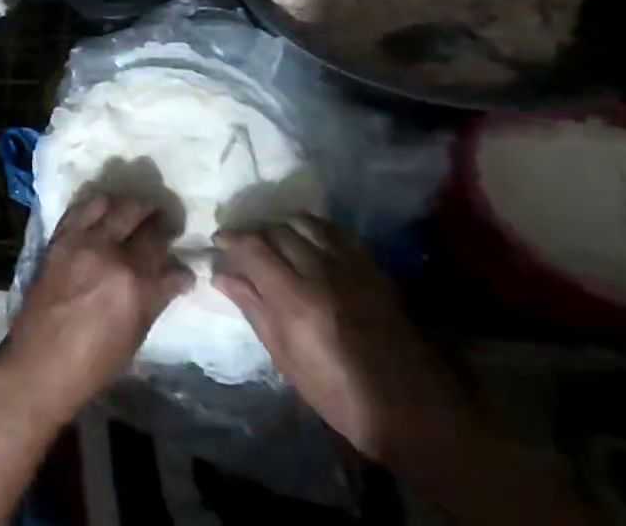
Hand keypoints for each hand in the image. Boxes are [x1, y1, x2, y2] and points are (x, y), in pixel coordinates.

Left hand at [0, 192, 191, 425]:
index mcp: (136, 284)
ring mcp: (82, 243)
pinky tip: (105, 213)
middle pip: (144, 221)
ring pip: (114, 204)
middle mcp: (111, 254)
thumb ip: (158, 296)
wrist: (38, 365)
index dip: (178, 258)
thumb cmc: (93, 363)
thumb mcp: (136, 334)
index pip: (168, 256)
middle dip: (158, 221)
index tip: (179, 259)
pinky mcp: (59, 239)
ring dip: (129, 206)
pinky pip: (82, 209)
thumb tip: (178, 275)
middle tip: (161, 226)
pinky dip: (98, 206)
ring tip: (133, 213)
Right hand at [212, 215, 468, 463]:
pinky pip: (335, 230)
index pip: (253, 247)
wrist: (407, 403)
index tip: (218, 241)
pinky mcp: (370, 264)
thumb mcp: (285, 357)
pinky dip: (313, 227)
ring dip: (282, 224)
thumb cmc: (337, 392)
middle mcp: (321, 269)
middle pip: (277, 228)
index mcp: (296, 297)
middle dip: (253, 230)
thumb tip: (222, 276)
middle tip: (241, 243)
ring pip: (306, 222)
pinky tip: (307, 239)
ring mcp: (350, 263)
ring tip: (271, 237)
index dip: (231, 238)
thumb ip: (254, 307)